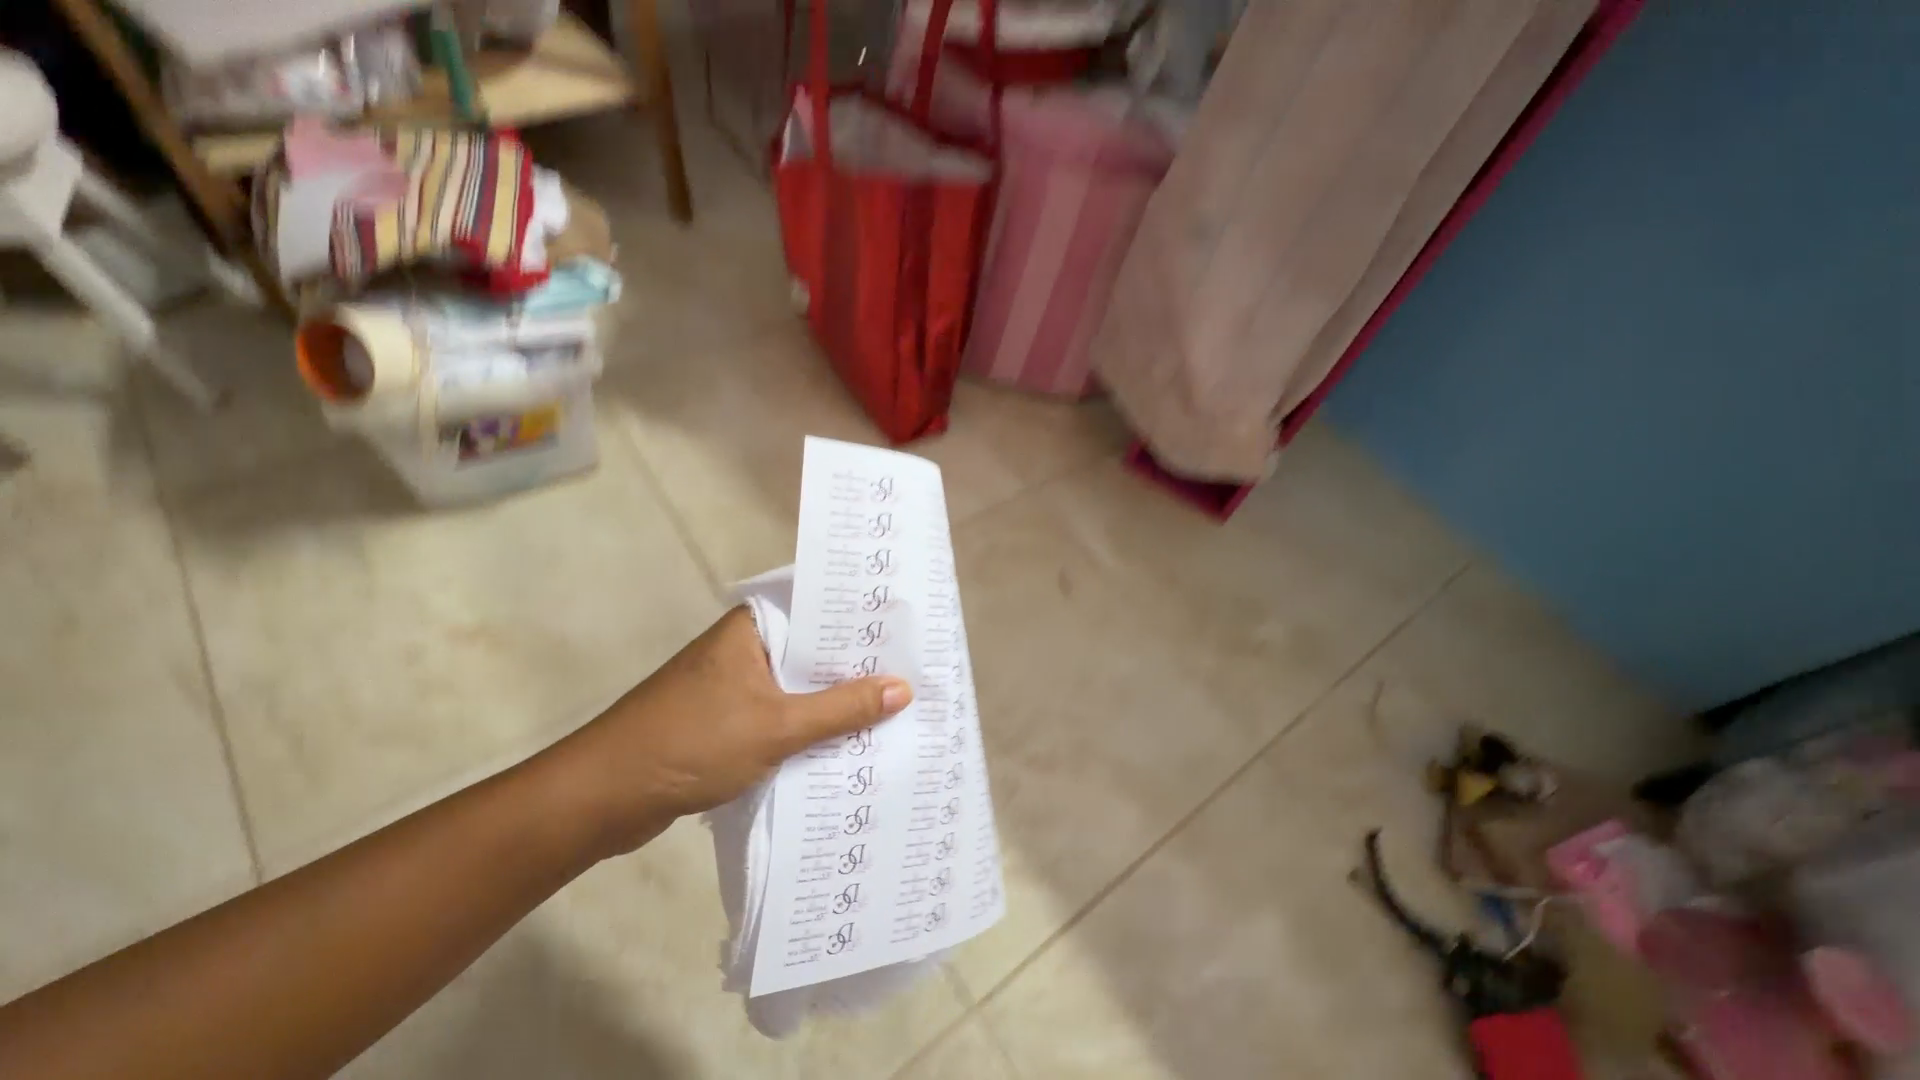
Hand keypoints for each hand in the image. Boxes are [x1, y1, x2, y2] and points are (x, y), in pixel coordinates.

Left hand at [543, 607, 912, 857]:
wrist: (606, 796)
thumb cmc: (692, 744)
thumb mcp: (776, 726)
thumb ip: (841, 708)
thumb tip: (903, 688)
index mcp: (753, 629)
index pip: (821, 610)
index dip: (866, 623)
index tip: (914, 632)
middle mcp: (745, 650)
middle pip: (815, 654)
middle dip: (860, 671)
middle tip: (920, 677)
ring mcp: (734, 688)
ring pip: (800, 690)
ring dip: (837, 706)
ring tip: (898, 713)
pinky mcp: (727, 724)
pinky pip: (782, 719)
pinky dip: (810, 732)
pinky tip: (849, 747)